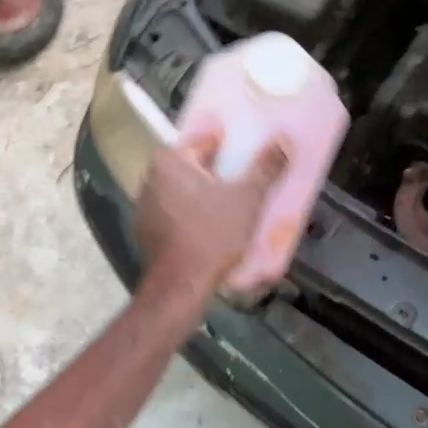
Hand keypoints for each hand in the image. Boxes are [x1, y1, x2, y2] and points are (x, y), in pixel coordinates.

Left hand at [136, 131, 288, 293]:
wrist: (179, 287)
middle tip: (246, 183)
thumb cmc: (212, 235)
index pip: (205, 140)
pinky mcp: (145, 231)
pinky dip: (191, 216)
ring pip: (183, 191)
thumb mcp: (246, 200)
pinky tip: (211, 230)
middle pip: (194, 166)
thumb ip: (265, 168)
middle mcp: (151, 178)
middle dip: (219, 172)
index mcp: (170, 161)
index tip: (250, 157)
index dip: (231, 147)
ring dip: (204, 196)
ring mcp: (144, 206)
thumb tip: (283, 140)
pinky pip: (174, 214)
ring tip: (233, 208)